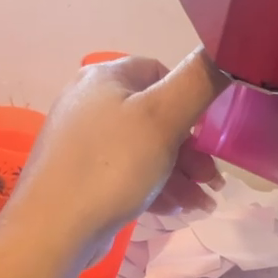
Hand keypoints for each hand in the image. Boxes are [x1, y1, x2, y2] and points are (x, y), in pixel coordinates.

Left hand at [0, 49, 228, 262]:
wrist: (52, 229)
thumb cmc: (111, 166)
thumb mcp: (163, 118)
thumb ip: (197, 81)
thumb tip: (225, 47)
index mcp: (106, 78)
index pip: (160, 72)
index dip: (191, 99)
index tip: (212, 132)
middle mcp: (90, 103)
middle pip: (155, 117)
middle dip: (191, 149)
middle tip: (214, 179)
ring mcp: (83, 143)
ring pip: (144, 150)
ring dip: (179, 175)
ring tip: (204, 203)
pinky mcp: (81, 177)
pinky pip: (127, 174)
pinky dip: (155, 188)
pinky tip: (177, 211)